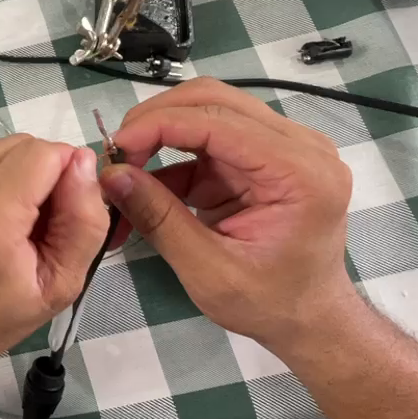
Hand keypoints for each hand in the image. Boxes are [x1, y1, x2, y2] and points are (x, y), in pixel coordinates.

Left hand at [0, 135, 109, 402]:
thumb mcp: (59, 285)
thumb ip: (83, 222)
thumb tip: (84, 161)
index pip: (45, 153)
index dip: (66, 175)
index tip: (62, 213)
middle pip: (21, 145)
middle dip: (41, 176)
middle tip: (35, 225)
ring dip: (11, 178)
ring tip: (3, 227)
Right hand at [96, 80, 360, 358]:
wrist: (308, 318)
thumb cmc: (268, 302)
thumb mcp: (207, 269)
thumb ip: (159, 218)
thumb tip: (109, 176)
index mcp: (298, 172)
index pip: (218, 121)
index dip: (158, 125)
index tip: (112, 149)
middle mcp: (298, 146)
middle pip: (213, 100)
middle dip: (155, 119)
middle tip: (116, 153)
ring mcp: (282, 146)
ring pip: (207, 110)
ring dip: (159, 131)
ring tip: (125, 166)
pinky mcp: (260, 156)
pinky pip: (206, 137)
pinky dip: (168, 155)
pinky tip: (143, 184)